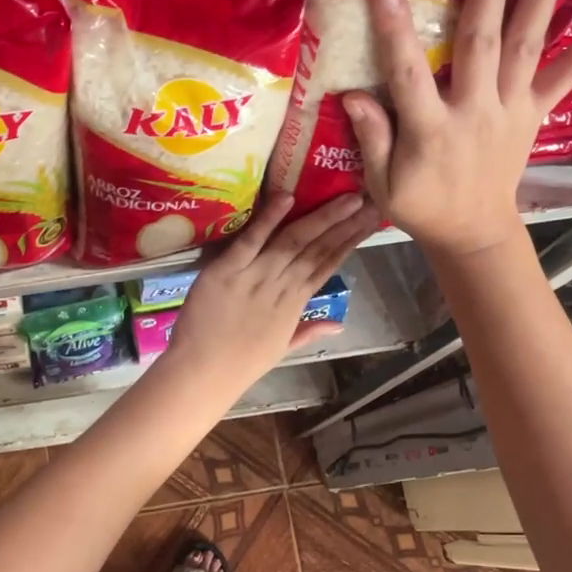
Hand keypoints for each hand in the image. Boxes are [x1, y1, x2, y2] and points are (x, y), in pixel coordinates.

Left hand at [162, 192, 380, 392]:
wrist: (203, 373)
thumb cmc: (238, 364)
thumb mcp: (281, 348)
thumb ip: (309, 331)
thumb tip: (339, 325)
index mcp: (294, 304)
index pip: (327, 265)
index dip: (349, 241)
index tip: (369, 220)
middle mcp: (280, 286)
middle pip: (317, 249)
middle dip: (344, 223)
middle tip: (367, 199)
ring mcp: (254, 277)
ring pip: (293, 241)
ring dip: (321, 217)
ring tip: (346, 197)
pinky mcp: (226, 271)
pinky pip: (250, 241)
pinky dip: (268, 219)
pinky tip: (287, 198)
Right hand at [342, 0, 571, 258]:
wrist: (473, 232)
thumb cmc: (421, 206)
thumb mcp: (382, 184)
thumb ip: (371, 138)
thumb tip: (353, 95)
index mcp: (432, 131)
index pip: (409, 77)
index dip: (396, 35)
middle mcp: (477, 111)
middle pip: (484, 40)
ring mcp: (513, 108)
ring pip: (529, 41)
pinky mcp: (537, 111)